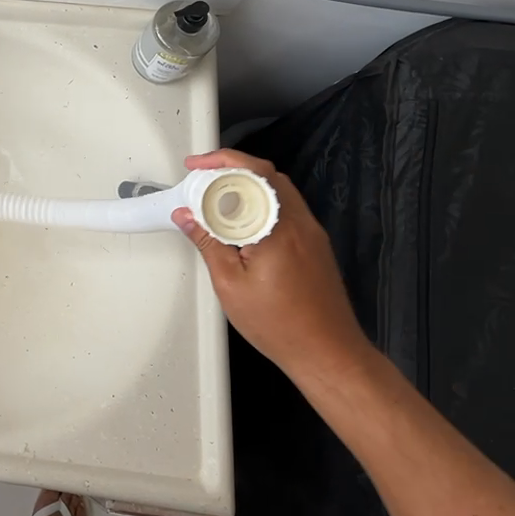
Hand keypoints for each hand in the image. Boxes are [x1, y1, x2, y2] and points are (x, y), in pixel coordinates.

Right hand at [173, 149, 371, 381]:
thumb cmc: (278, 324)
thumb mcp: (230, 284)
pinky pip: (286, 208)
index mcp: (278, 228)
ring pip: (279, 190)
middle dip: (232, 166)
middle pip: (268, 175)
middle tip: (201, 173)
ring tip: (216, 192)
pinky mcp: (316, 245)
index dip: (219, 161)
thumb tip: (185, 215)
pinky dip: (260, 201)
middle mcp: (300, 223)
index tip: (193, 165)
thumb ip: (207, 243)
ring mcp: (312, 233)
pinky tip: (240, 217)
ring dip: (247, 183)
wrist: (329, 354)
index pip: (251, 174)